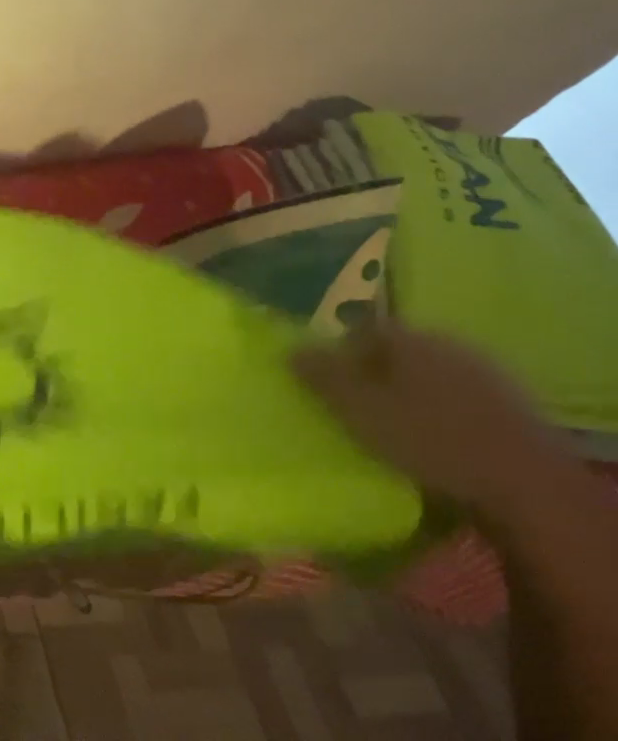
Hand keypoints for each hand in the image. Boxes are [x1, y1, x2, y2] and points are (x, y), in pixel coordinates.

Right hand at [291, 324, 564, 513]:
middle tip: (349, 406)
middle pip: (394, 352)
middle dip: (369, 373)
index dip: (336, 353)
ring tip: (387, 426)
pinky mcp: (506, 404)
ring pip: (425, 375)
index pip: (360, 329)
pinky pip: (453, 397)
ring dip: (403, 393)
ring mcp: (483, 373)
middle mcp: (448, 345)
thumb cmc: (426, 438)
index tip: (322, 383)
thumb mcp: (356, 408)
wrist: (524, 484)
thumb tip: (290, 348)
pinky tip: (428, 437)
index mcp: (410, 339)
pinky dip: (434, 410)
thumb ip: (320, 375)